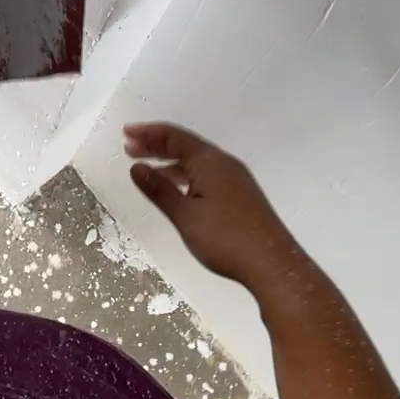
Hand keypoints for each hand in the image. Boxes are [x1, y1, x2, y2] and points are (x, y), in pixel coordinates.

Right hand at [125, 122, 305, 292]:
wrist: (273, 265)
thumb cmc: (226, 238)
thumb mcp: (185, 216)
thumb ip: (159, 190)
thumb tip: (136, 167)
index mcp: (210, 162)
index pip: (174, 137)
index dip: (148, 133)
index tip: (126, 133)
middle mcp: (224, 164)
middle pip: (185, 145)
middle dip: (156, 145)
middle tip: (129, 147)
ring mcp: (235, 180)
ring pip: (196, 162)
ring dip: (170, 162)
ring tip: (146, 168)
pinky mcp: (240, 195)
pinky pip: (206, 174)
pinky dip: (185, 176)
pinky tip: (176, 190)